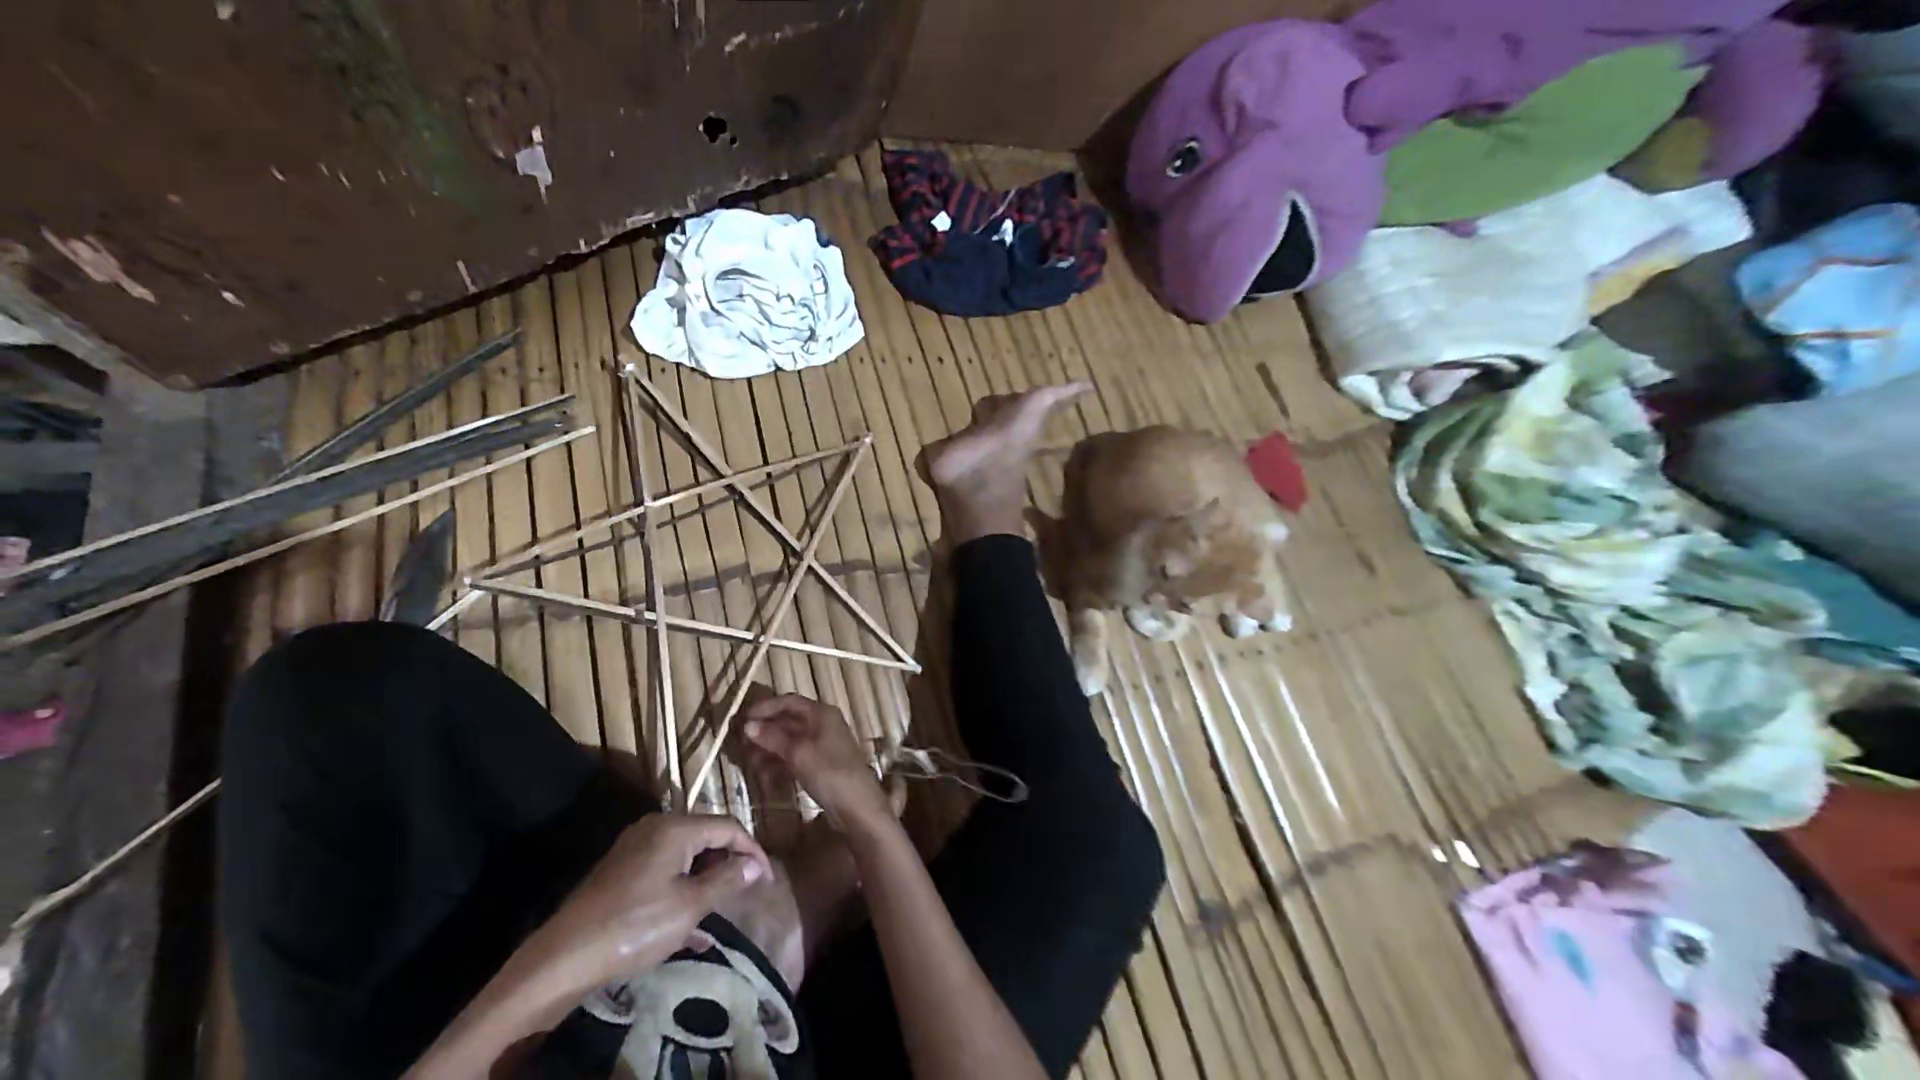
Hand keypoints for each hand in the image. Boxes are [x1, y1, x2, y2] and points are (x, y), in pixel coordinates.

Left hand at [524, 814, 770, 993]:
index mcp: (676, 828)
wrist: (565, 958)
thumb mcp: (690, 906)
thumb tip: (755, 865)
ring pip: (686, 856)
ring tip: (722, 908)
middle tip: (746, 892)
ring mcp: (636, 849)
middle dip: (729, 863)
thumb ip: (727, 880)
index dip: (752, 851)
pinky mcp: (622, 871)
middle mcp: (656, 828)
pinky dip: (683, 891)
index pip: (728, 827)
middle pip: (706, 836)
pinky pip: (665, 872)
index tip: (767, 880)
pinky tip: (694, 930)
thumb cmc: (636, 926)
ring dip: (707, 879)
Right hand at [740, 694, 892, 832]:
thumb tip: (748, 725)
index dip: (765, 708)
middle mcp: (823, 724)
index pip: (789, 701)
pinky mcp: (821, 765)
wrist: (857, 806)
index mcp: (821, 713)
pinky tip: (766, 776)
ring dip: (769, 751)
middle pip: (788, 721)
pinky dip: (780, 764)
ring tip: (751, 764)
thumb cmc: (828, 772)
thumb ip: (772, 737)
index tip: (743, 719)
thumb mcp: (797, 753)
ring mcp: (823, 745)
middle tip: (742, 745)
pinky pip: (796, 758)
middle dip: (764, 733)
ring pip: (790, 742)